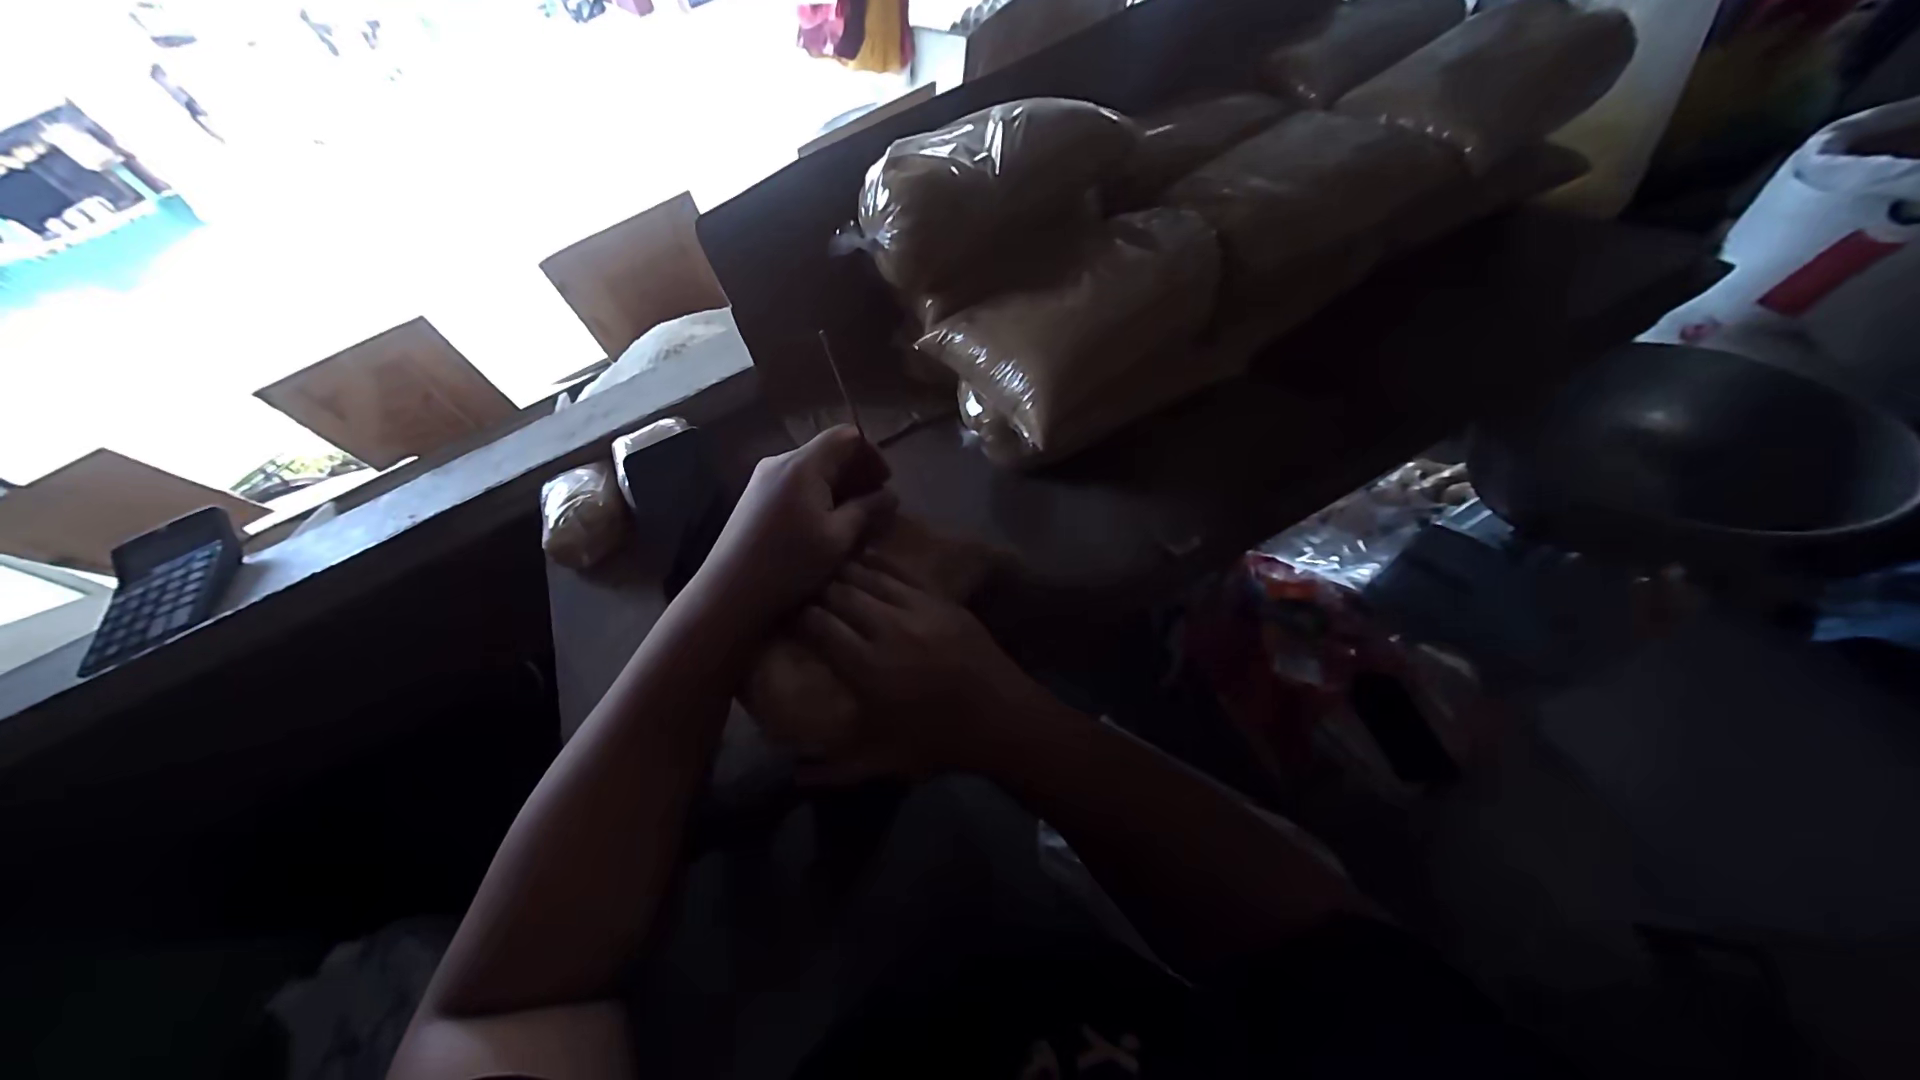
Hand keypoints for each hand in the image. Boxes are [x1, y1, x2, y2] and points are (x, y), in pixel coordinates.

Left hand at [690, 426, 895, 631]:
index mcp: (804, 464)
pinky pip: (796, 483)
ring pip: (813, 468)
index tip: (886, 484)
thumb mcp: (838, 538)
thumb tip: (891, 496)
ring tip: (855, 517)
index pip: (848, 436)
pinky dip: (819, 494)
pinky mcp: (756, 497)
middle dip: (858, 471)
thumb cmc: (789, 564)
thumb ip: (868, 510)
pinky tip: (826, 523)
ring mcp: (764, 478)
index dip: (873, 455)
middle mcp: (781, 461)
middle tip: (876, 504)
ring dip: (840, 485)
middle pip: (829, 450)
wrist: (728, 592)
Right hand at [796, 556, 1054, 775]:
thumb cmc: (938, 742)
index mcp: (868, 667)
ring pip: (869, 577)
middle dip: (815, 590)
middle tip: (799, 590)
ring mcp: (918, 609)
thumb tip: (793, 775)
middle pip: (839, 594)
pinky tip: (863, 558)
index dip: (796, 616)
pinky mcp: (941, 599)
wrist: (1003, 719)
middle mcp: (888, 629)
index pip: (818, 626)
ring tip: (825, 570)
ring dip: (843, 572)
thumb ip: (832, 770)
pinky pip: (901, 572)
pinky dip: (878, 563)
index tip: (783, 616)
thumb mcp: (882, 762)